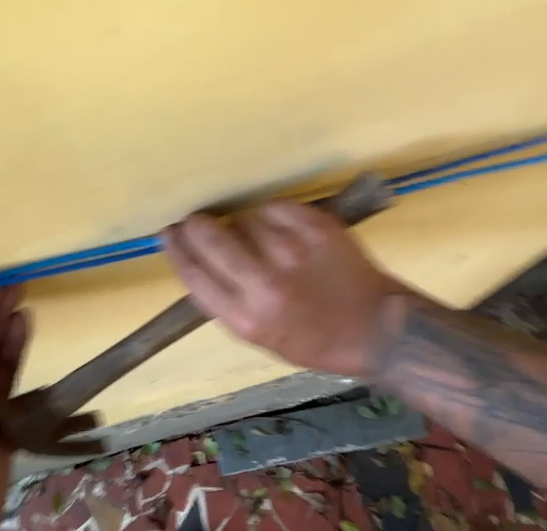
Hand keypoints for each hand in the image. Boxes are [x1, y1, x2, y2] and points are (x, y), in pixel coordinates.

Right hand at [162, 201, 411, 377]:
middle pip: (209, 236)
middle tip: (198, 222)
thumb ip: (224, 299)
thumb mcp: (261, 336)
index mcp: (247, 318)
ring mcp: (292, 252)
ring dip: (243, 225)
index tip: (168, 233)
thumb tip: (190, 256)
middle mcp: (266, 285)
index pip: (193, 272)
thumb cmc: (314, 338)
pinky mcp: (315, 227)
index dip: (176, 248)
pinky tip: (282, 230)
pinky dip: (272, 215)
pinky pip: (273, 207)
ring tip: (260, 240)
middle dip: (197, 225)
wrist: (378, 328)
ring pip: (243, 219)